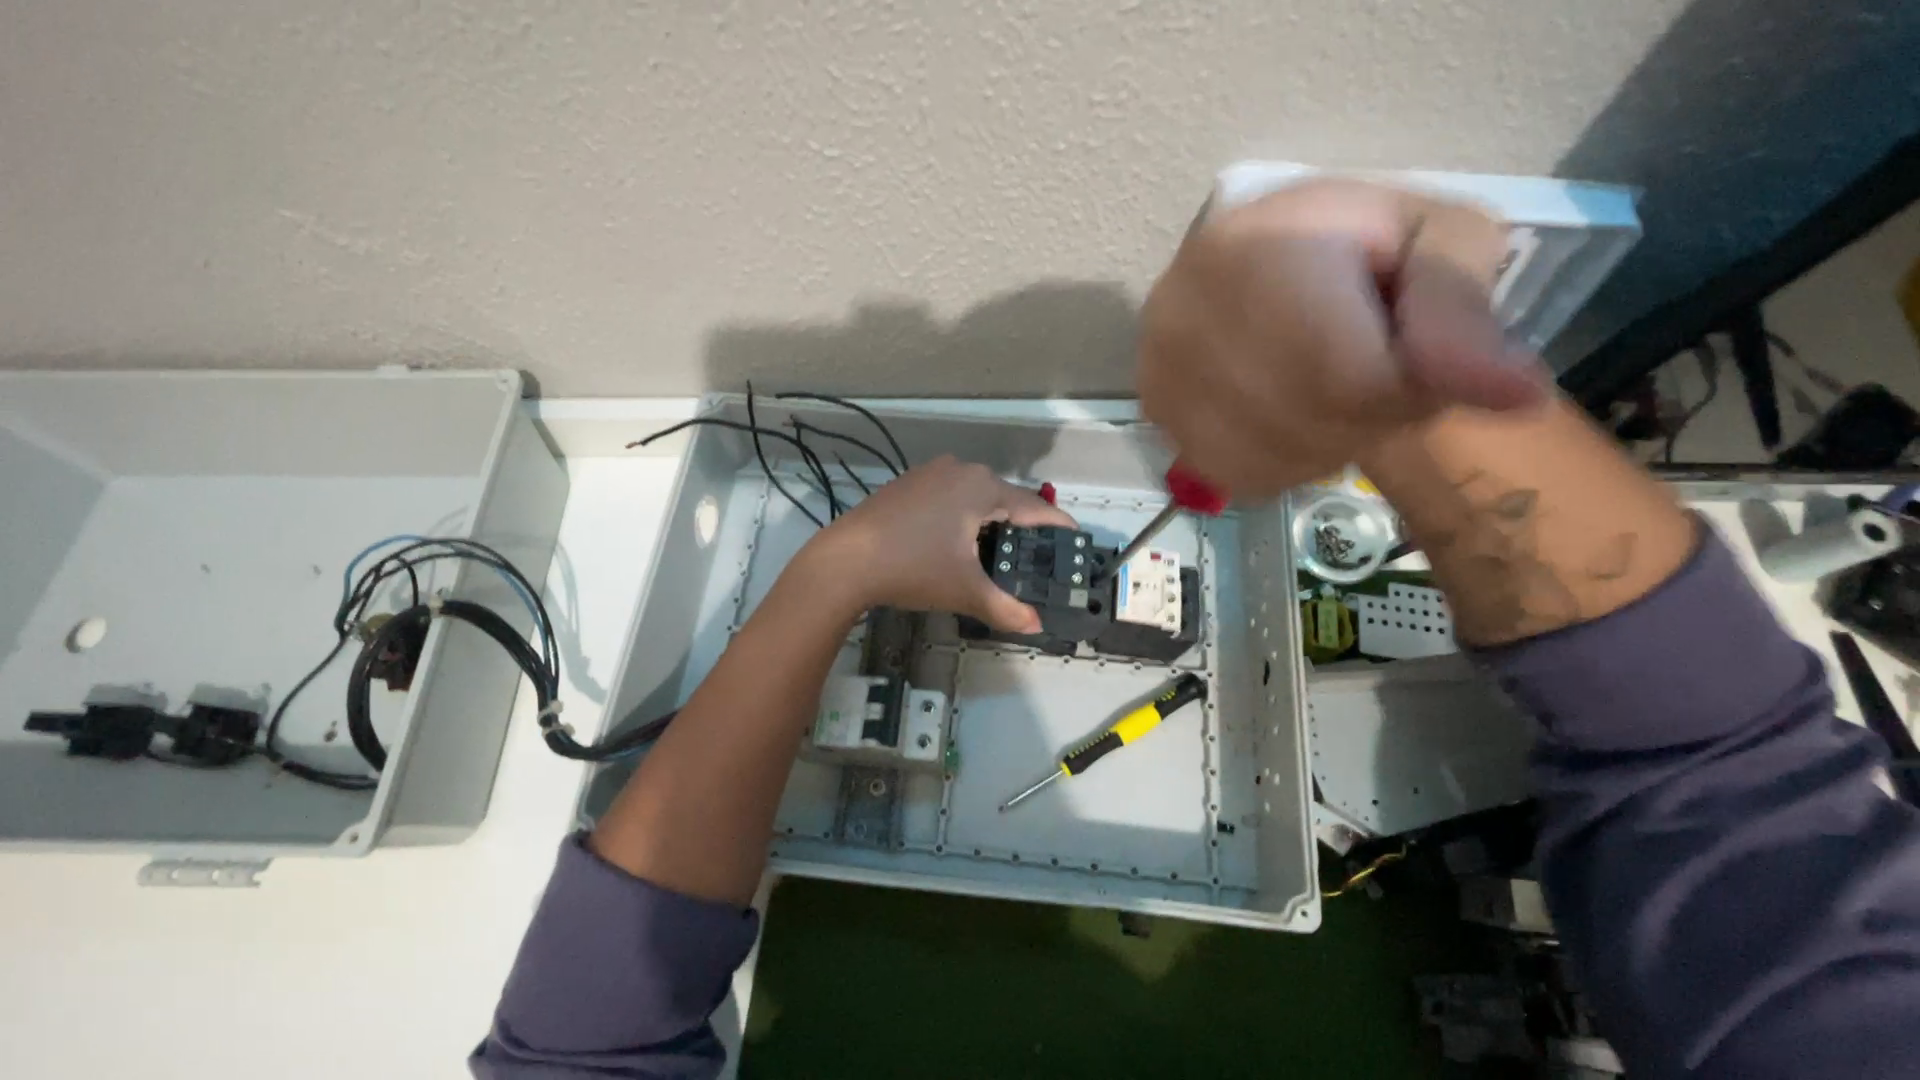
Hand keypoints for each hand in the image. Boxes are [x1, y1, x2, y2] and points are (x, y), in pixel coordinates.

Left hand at [805, 456, 1075, 632]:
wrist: (845, 560)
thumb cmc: (913, 569)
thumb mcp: (965, 590)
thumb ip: (1005, 608)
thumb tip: (1035, 625)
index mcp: (982, 488)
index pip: (1034, 506)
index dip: (1057, 525)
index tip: (1075, 538)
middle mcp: (960, 469)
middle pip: (1005, 498)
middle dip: (1022, 526)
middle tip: (1035, 557)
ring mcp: (931, 472)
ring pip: (976, 495)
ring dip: (991, 520)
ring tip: (999, 552)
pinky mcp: (908, 483)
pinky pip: (951, 495)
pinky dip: (963, 514)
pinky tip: (958, 540)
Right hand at [1138, 178, 1550, 497]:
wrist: (1260, 252)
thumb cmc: (1355, 237)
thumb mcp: (1439, 235)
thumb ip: (1465, 308)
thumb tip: (1513, 398)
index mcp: (1251, 254)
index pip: (1344, 376)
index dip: (1414, 393)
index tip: (1451, 371)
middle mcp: (1181, 321)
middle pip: (1308, 423)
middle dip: (1378, 414)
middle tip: (1393, 368)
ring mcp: (1160, 375)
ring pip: (1277, 457)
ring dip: (1334, 439)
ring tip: (1341, 386)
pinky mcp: (1158, 414)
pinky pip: (1244, 473)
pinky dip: (1289, 458)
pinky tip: (1298, 414)